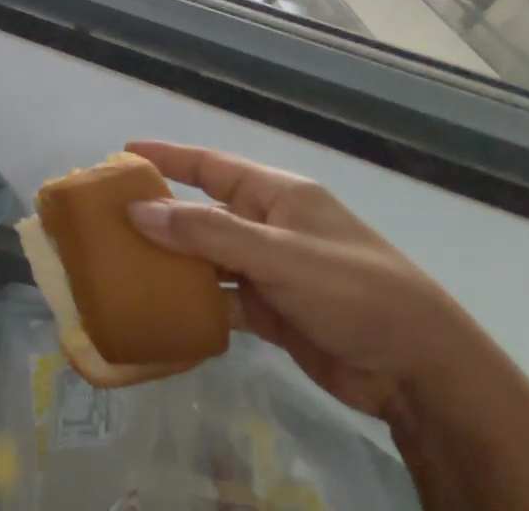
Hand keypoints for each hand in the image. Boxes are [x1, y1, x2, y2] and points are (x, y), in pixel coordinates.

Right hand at [124, 141, 477, 419]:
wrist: (423, 375)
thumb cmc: (356, 293)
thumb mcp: (279, 255)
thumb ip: (205, 232)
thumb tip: (136, 211)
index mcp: (279, 197)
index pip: (212, 166)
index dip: (168, 157)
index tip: (122, 154)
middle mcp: (271, 227)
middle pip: (201, 211)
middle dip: (157, 214)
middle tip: (105, 216)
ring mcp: (271, 270)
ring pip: (204, 256)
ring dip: (169, 260)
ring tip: (118, 261)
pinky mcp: (271, 310)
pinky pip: (217, 296)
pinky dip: (190, 300)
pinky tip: (157, 304)